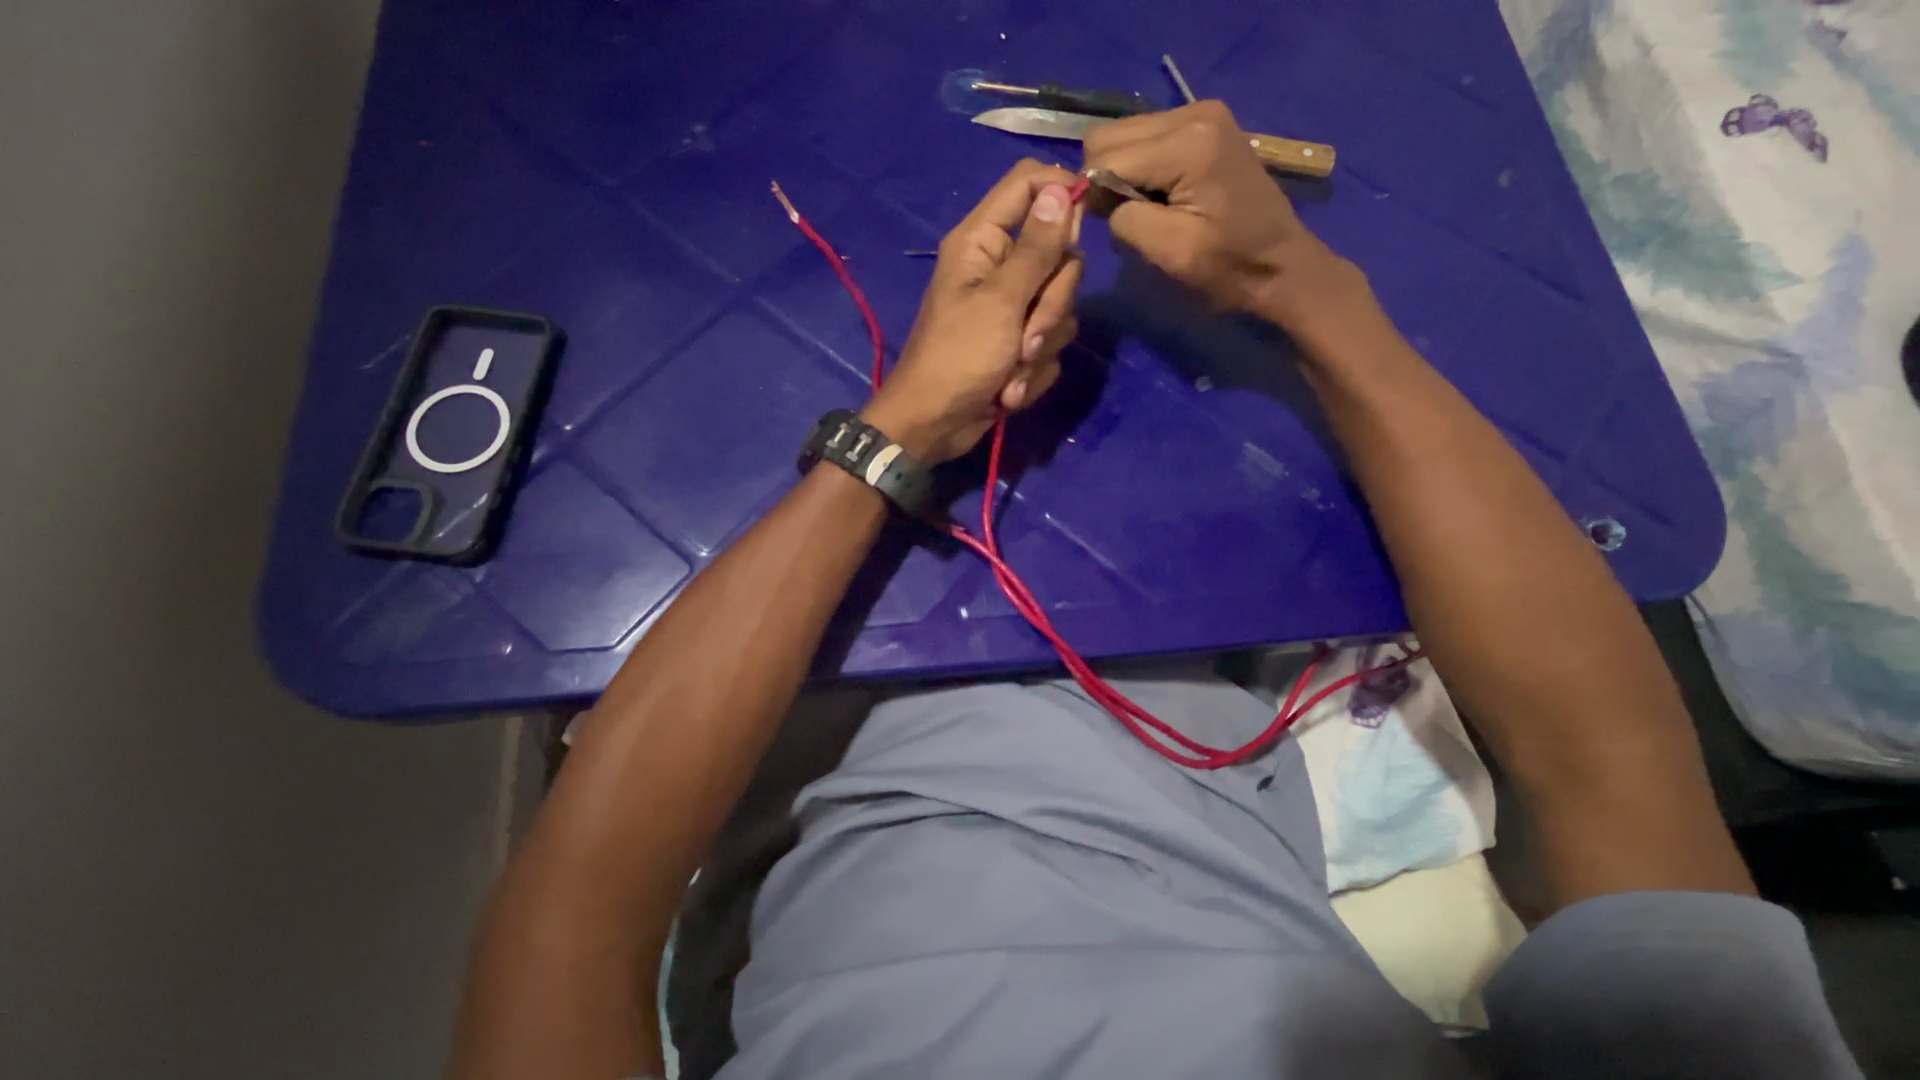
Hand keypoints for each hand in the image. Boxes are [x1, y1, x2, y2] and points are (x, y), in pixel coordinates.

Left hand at [861, 159, 1083, 464]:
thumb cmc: (958, 357)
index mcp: (983, 240)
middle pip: (1060, 254)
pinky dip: (1033, 370)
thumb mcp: (1002, 300)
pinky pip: (1051, 342)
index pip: (1029, 183)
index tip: (1087, 215)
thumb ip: (1038, 247)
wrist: (936, 424)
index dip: (1062, 191)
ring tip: (1011, 369)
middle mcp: (999, 265)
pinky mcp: (1020, 342)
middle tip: (1025, 336)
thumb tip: (1063, 188)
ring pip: (1061, 305)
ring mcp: (1012, 306)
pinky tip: (1009, 388)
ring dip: (1041, 345)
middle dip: (1051, 304)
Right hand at [1083, 101, 1369, 336]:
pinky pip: (1145, 138)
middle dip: (1108, 180)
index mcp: (1187, 142)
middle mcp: (1192, 112)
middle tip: (1136, 218)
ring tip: (1152, 208)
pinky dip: (1142, 168)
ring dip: (1124, 174)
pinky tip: (1164, 195)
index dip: (1097, 195)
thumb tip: (1094, 195)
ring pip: (1122, 136)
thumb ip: (1123, 218)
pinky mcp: (1203, 124)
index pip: (1103, 155)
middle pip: (1107, 137)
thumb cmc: (1229, 268)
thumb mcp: (1170, 253)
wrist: (1283, 266)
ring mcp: (1200, 112)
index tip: (1119, 228)